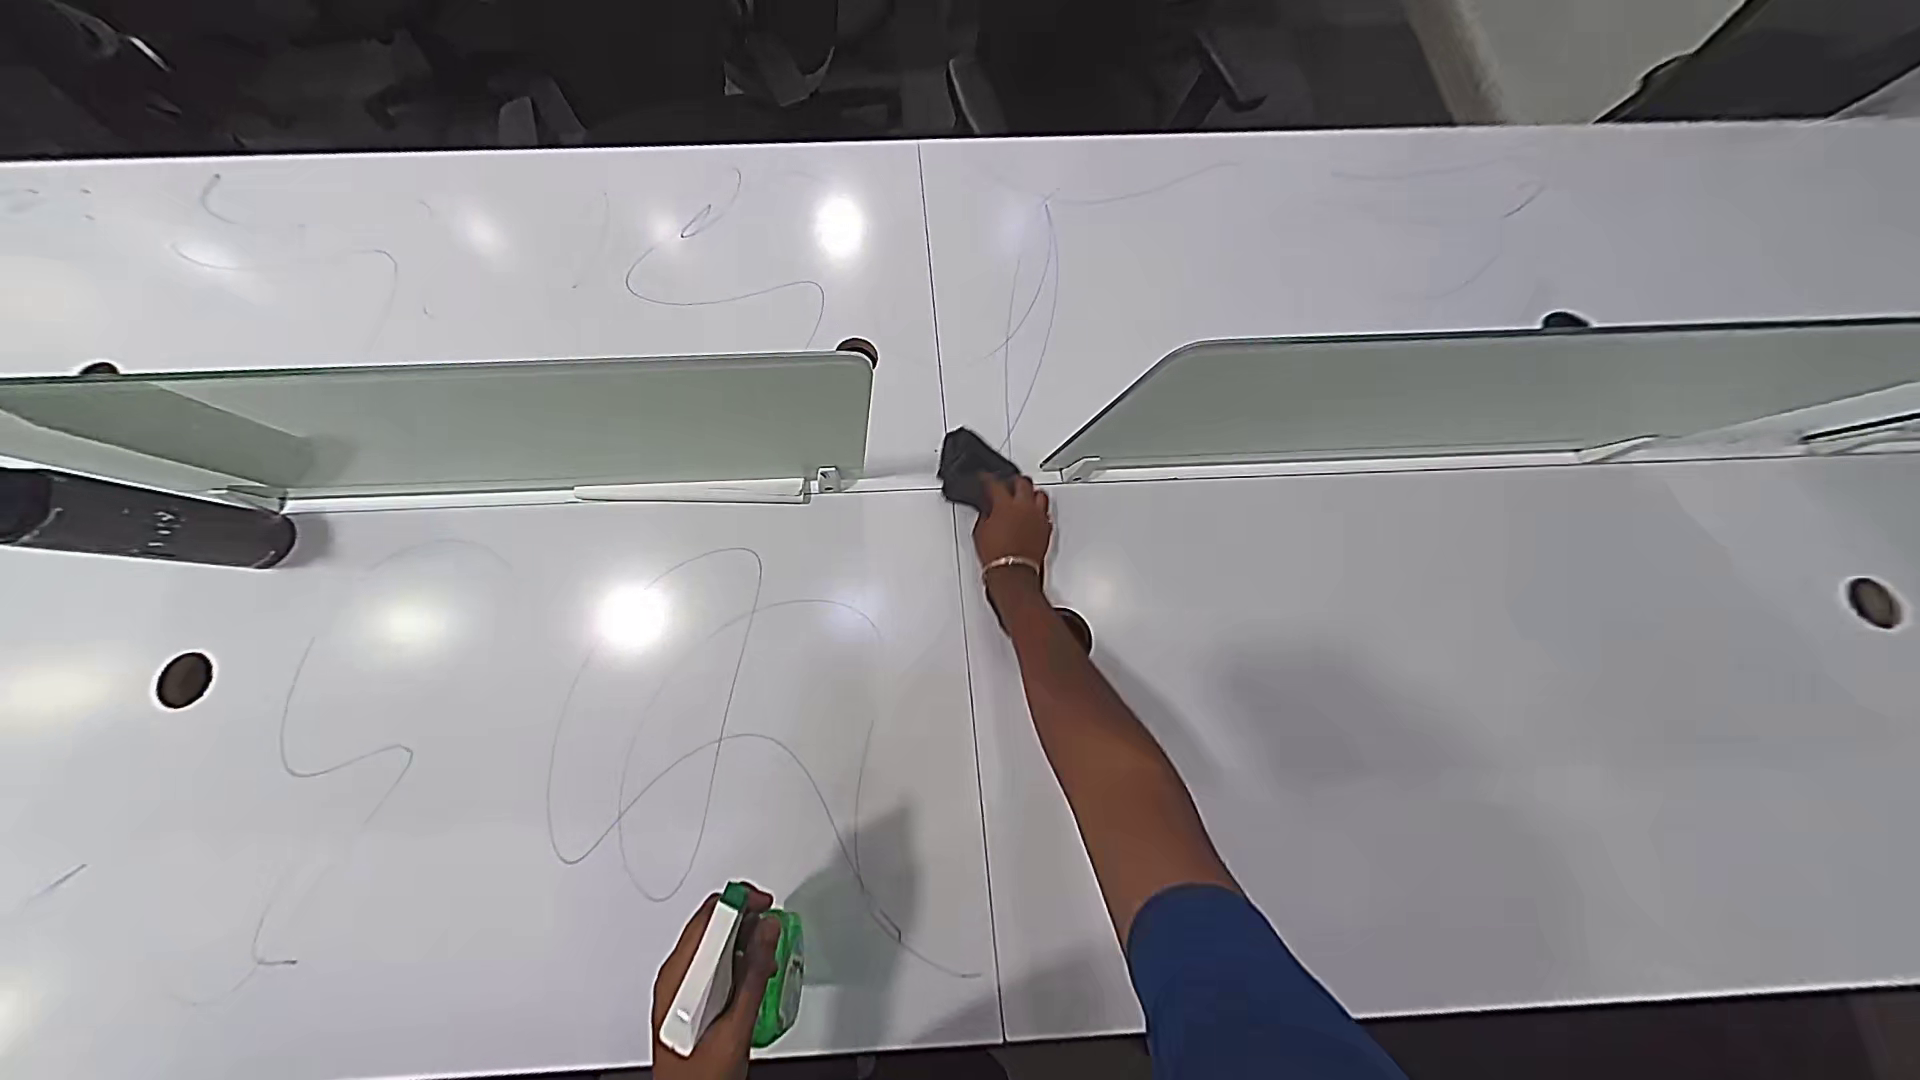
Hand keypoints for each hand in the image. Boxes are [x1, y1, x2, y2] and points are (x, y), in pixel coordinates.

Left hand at [652, 888, 781, 1079]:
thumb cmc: (703, 1078)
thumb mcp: (736, 1027)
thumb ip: (754, 974)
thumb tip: (768, 927)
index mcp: (680, 977)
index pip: (710, 916)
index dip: (741, 901)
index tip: (766, 904)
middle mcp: (675, 975)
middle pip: (711, 923)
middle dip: (746, 919)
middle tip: (771, 929)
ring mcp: (679, 985)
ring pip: (713, 940)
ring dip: (743, 938)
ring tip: (765, 957)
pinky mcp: (687, 996)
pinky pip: (712, 959)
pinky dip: (736, 956)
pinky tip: (753, 975)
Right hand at [971, 474, 1051, 576]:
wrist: (1013, 573)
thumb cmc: (997, 555)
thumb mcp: (980, 531)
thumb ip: (986, 515)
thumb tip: (988, 511)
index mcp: (1005, 505)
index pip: (995, 484)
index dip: (988, 479)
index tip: (985, 479)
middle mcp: (1025, 507)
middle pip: (1022, 482)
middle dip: (1013, 481)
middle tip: (1007, 484)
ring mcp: (1038, 516)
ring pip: (1039, 494)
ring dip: (1030, 492)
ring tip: (1024, 495)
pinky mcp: (1046, 528)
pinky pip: (1045, 512)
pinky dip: (1038, 510)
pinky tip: (1033, 513)